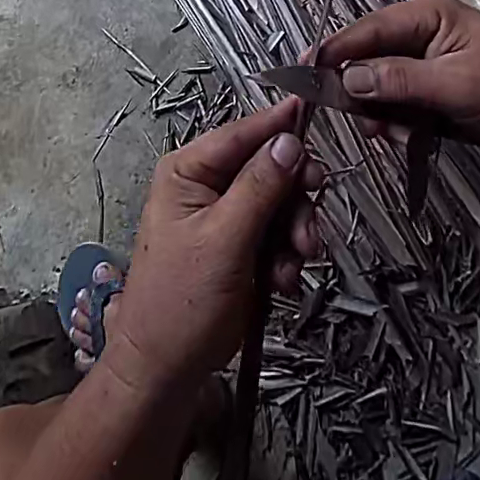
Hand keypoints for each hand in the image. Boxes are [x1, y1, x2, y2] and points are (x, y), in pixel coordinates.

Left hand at [98, 98, 324, 395]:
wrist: (166, 370)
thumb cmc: (181, 301)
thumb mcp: (223, 238)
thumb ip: (259, 187)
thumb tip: (289, 140)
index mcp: (189, 171)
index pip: (240, 133)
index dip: (278, 123)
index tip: (312, 108)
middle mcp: (208, 185)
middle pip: (269, 167)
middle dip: (294, 196)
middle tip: (311, 218)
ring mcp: (227, 214)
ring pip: (281, 200)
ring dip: (295, 231)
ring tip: (295, 262)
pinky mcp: (243, 242)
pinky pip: (279, 230)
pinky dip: (288, 252)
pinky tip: (283, 279)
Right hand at [312, 0, 479, 162]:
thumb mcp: (458, 84)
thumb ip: (401, 80)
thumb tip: (347, 79)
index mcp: (426, 14)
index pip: (368, 29)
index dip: (335, 51)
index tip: (304, 74)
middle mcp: (418, 33)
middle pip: (367, 58)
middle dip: (362, 92)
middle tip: (366, 123)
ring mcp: (421, 62)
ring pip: (377, 85)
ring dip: (380, 112)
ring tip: (398, 133)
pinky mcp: (426, 88)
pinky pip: (394, 102)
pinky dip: (395, 121)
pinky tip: (409, 135)